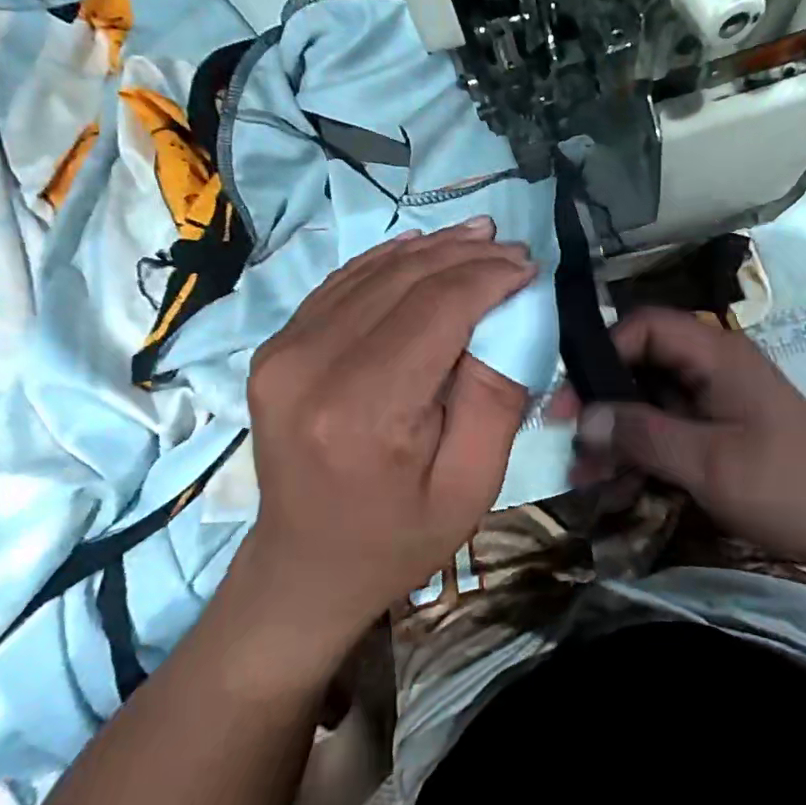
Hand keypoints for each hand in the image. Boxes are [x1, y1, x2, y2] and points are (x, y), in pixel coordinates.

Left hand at [239, 218, 534, 651]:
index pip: (436, 308)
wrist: (307, 566)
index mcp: (364, 410)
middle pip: (404, 280)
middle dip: (467, 255)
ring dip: (432, 250)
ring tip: (480, 239)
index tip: (529, 266)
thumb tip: (509, 316)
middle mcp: (309, 368)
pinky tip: (424, 250)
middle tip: (513, 249)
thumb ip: (496, 397)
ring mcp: (282, 353)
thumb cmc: (400, 535)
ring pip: (372, 272)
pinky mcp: (275, 348)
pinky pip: (341, 284)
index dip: (488, 276)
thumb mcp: (472, 484)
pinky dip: (388, 260)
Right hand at [572, 307, 805, 565]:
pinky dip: (641, 454)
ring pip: (650, 403)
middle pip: (642, 365)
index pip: (645, 327)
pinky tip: (614, 487)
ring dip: (616, 436)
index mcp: (717, 355)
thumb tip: (581, 415)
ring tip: (582, 477)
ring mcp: (716, 401)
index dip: (602, 353)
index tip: (571, 400)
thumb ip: (643, 434)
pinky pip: (667, 431)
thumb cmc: (785, 488)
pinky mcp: (718, 432)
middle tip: (569, 442)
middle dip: (602, 403)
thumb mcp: (708, 462)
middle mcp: (713, 368)